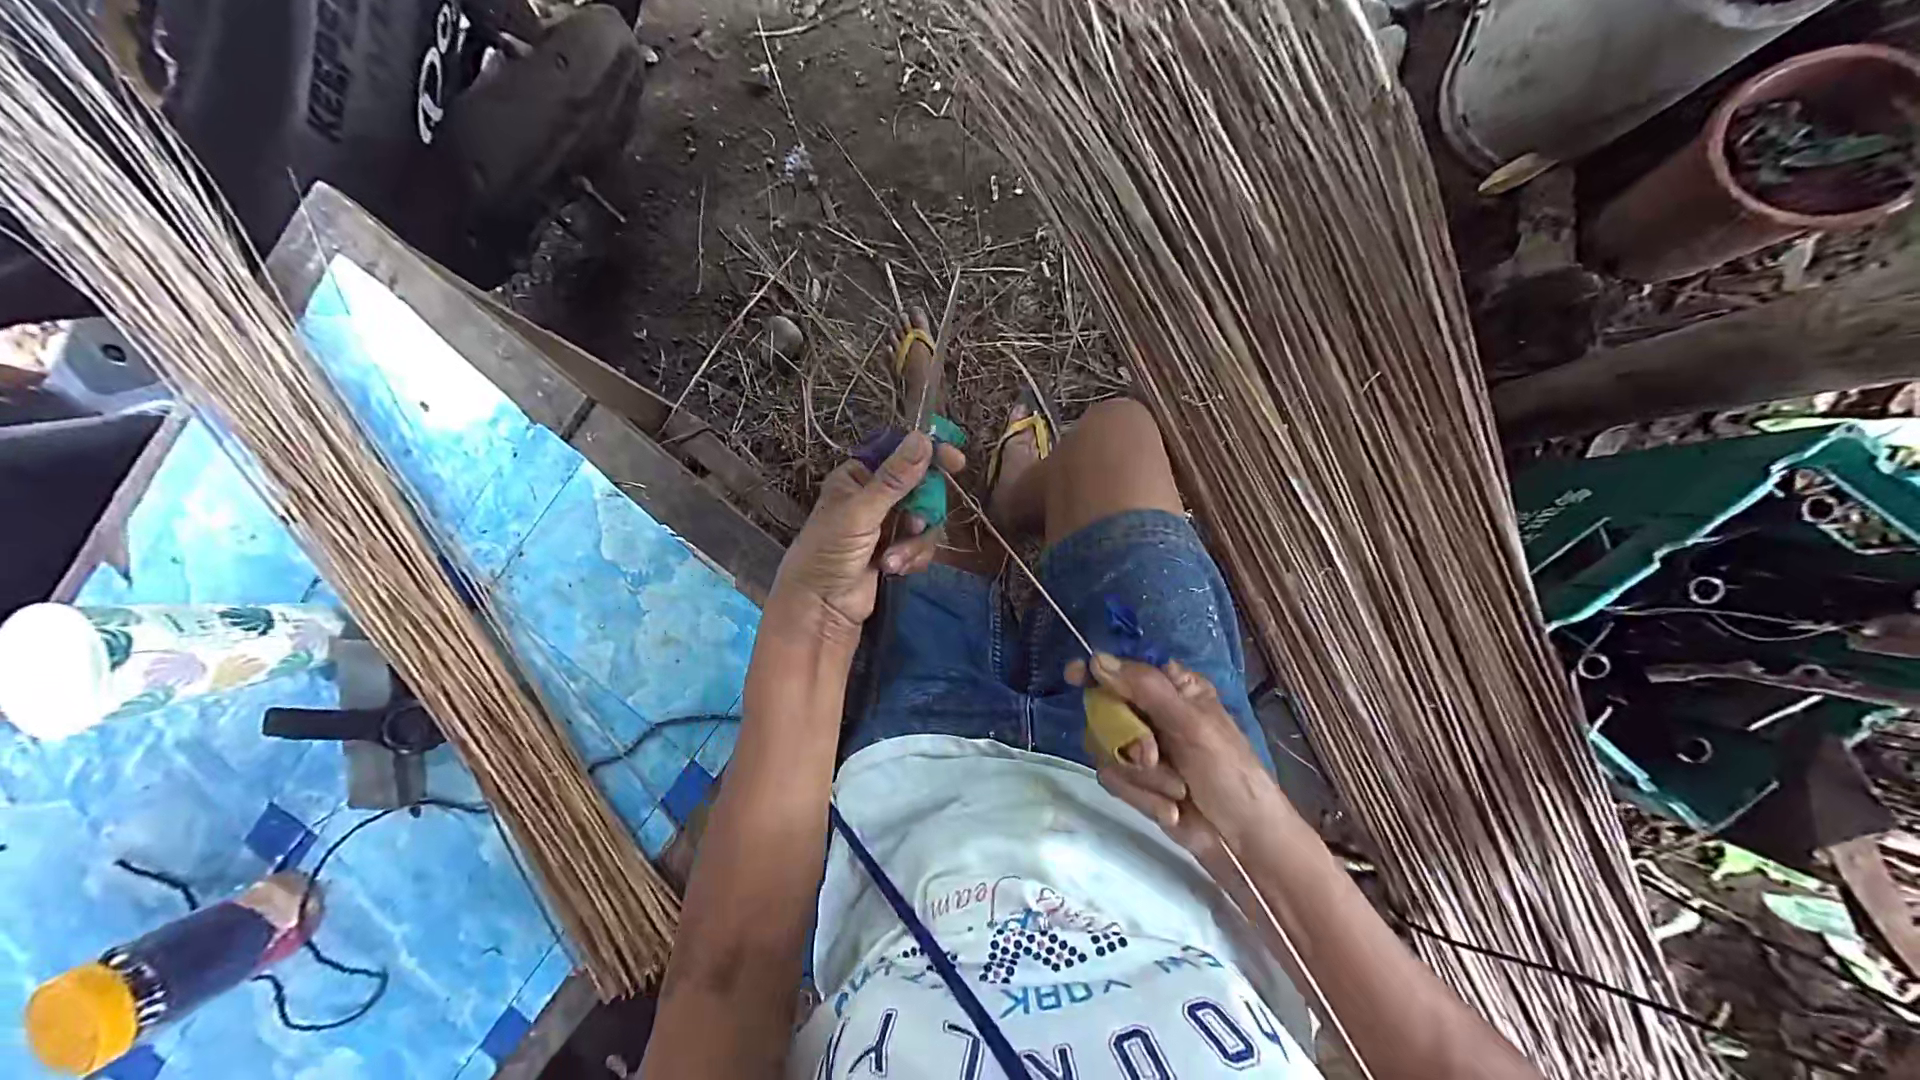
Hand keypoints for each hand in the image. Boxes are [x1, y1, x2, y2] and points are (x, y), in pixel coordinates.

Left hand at [766, 430, 966, 645]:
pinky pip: (922, 545)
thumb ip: (894, 478)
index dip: (927, 455)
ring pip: (925, 520)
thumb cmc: (829, 552)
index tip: (955, 461)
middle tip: (915, 524)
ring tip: (893, 560)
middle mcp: (874, 497)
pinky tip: (895, 570)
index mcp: (858, 477)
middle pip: (920, 489)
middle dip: (921, 512)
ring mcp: (886, 525)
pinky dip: (913, 557)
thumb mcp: (861, 511)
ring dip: (914, 542)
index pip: (899, 454)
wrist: (819, 607)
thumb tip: (922, 438)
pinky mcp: (896, 551)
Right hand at [1070, 654, 1277, 856]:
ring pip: (1105, 748)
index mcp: (1173, 689)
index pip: (1124, 669)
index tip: (1074, 676)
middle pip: (1105, 711)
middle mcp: (1152, 714)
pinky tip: (1170, 810)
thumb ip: (1145, 688)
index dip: (1096, 670)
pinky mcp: (1135, 782)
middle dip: (1127, 740)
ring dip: (1141, 777)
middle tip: (1152, 756)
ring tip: (1177, 791)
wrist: (1243, 843)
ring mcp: (1141, 749)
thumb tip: (1097, 660)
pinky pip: (1112, 779)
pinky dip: (1141, 797)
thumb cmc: (1230, 774)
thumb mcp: (1192, 724)